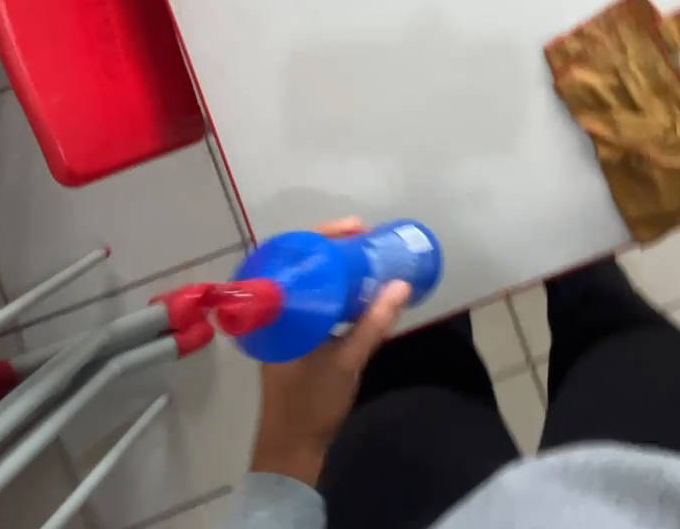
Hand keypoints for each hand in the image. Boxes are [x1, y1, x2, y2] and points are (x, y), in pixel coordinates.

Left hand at [248, 218, 412, 484]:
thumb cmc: (312, 404)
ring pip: (309, 281)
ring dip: (335, 265)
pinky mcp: (296, 337)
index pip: (296, 259)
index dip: (324, 236)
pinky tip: (357, 285)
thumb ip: (375, 322)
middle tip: (365, 235)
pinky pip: (314, 298)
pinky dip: (334, 287)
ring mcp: (285, 326)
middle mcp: (277, 313)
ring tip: (366, 251)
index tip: (355, 229)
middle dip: (334, 245)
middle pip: (303, 264)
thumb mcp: (348, 360)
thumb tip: (403, 285)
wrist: (292, 451)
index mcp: (280, 313)